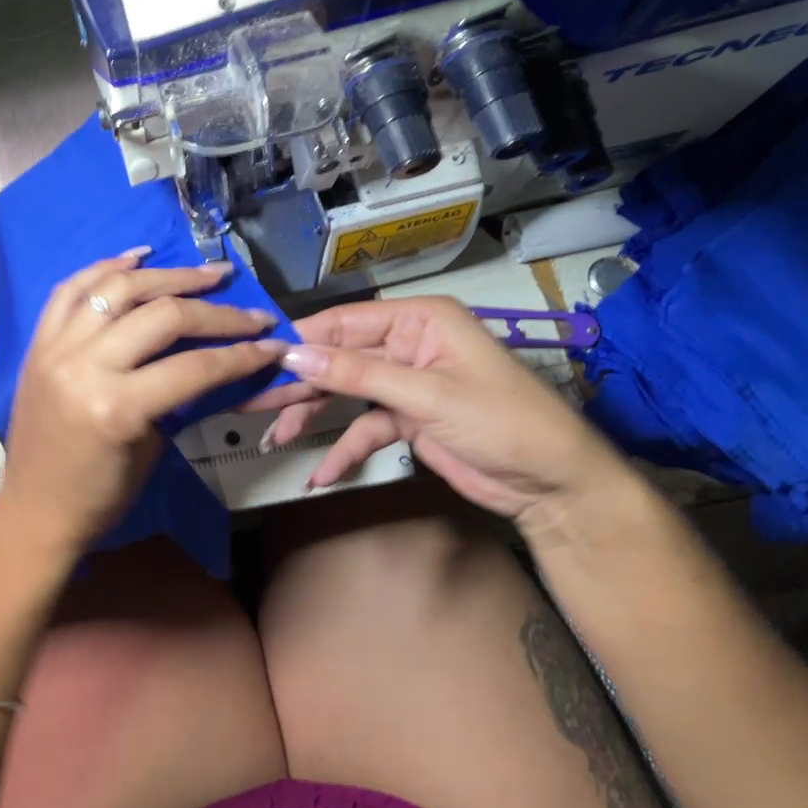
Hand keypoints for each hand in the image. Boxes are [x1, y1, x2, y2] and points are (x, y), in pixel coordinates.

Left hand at [0, 249, 287, 551]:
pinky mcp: (37, 343)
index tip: (273, 343)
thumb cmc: (99, 496)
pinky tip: (137, 257)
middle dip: (216, 311)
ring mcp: (54, 349)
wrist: (33, 510)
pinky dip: (104, 268)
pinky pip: (70, 291)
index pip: (194, 366)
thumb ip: (181, 397)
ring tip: (207, 273)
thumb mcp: (151, 449)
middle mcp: (83, 366)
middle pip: (161, 316)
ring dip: (166, 275)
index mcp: (115, 407)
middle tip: (250, 309)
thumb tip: (221, 357)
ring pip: (117, 288)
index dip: (242, 353)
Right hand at [243, 297, 635, 523]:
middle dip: (298, 382)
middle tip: (249, 399)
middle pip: (338, 359)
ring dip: (311, 417)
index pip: (345, 322)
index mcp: (420, 320)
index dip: (301, 339)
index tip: (256, 358)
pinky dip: (344, 449)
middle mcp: (409, 344)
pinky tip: (322, 474)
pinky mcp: (408, 419)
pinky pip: (364, 428)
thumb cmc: (503, 422)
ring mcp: (407, 383)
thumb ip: (357, 374)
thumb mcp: (427, 395)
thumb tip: (293, 355)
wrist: (557, 486)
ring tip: (273, 438)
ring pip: (344, 393)